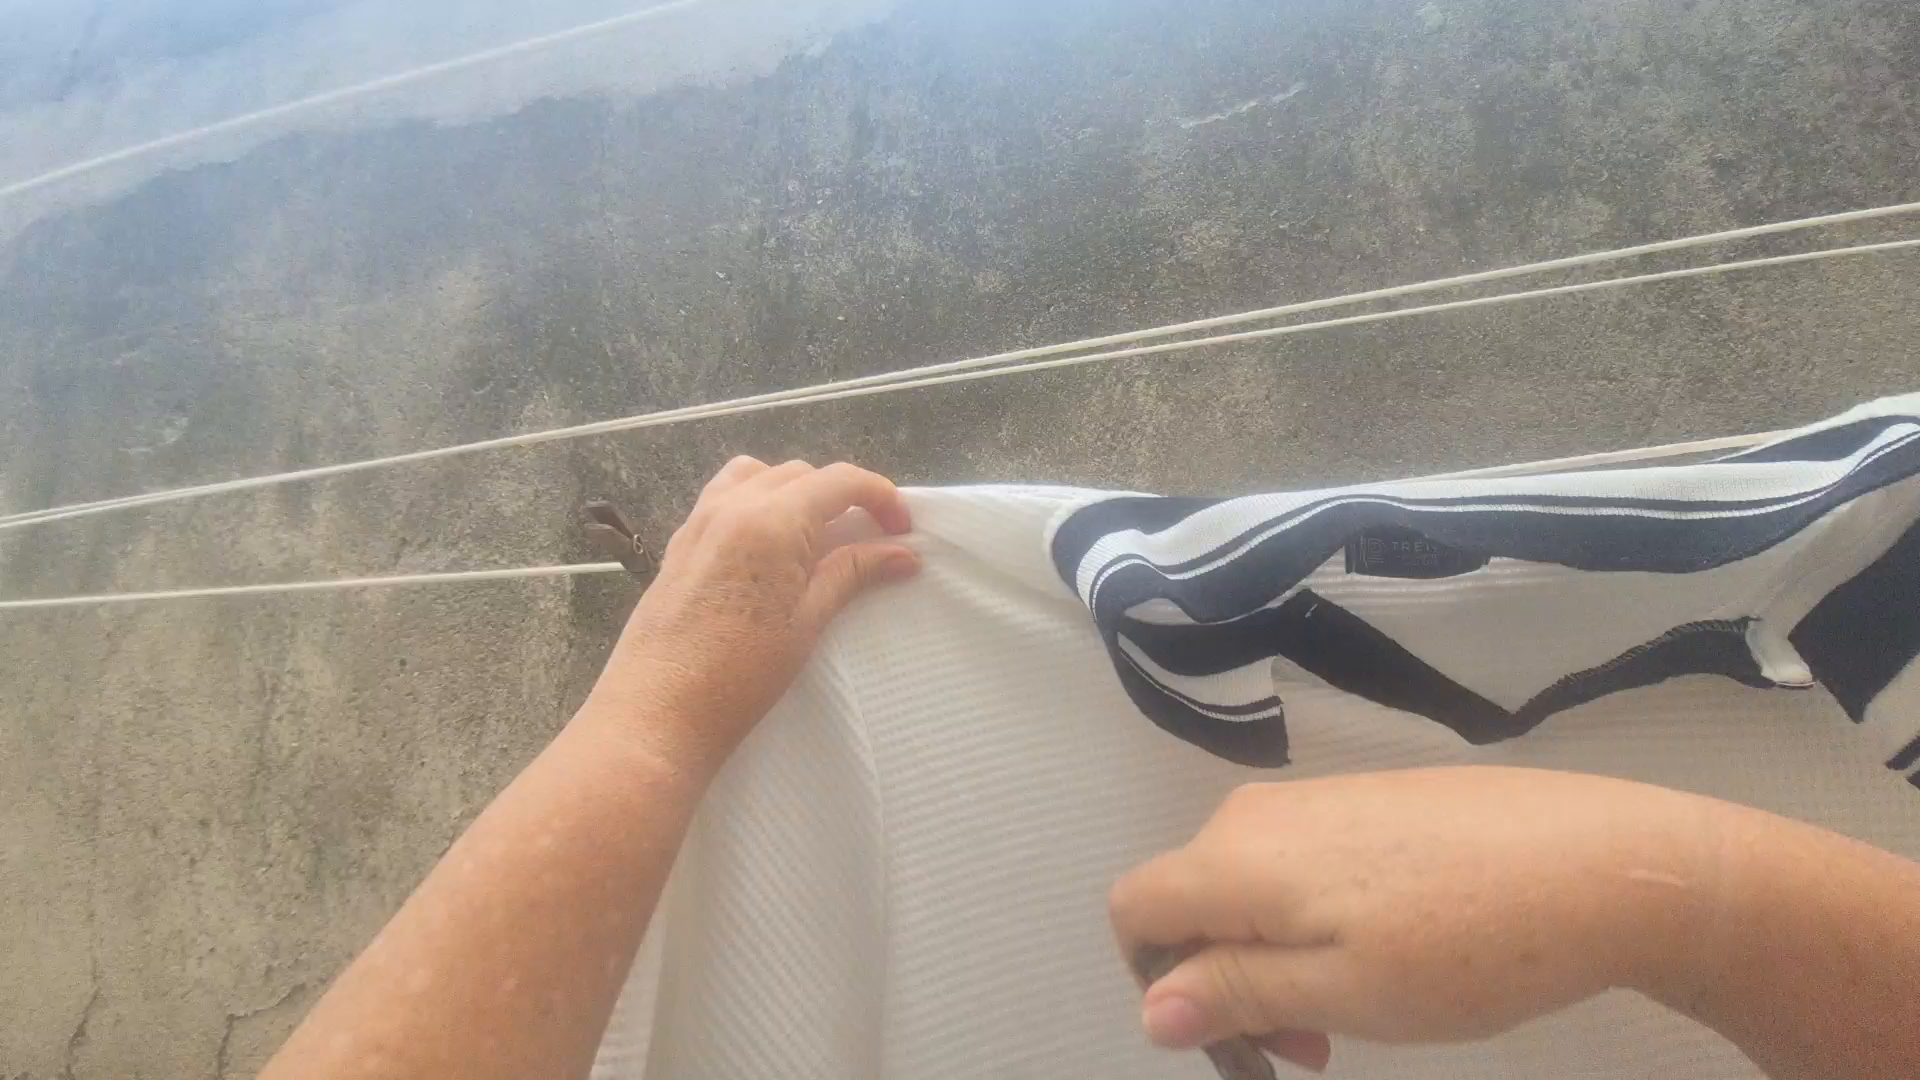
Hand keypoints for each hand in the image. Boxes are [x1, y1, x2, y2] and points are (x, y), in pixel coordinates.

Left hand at [584, 457, 918, 776]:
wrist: (657, 713)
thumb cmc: (741, 673)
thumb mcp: (808, 620)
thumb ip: (853, 573)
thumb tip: (905, 553)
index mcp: (772, 520)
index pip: (840, 481)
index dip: (881, 496)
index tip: (903, 529)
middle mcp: (734, 504)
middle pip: (804, 474)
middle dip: (845, 495)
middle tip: (870, 536)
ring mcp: (701, 519)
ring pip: (761, 474)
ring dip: (799, 490)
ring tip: (816, 531)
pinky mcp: (681, 540)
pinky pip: (726, 493)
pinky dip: (760, 498)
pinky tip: (769, 542)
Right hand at [1108, 767, 1724, 1071]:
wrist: (1586, 856)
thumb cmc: (1459, 942)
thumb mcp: (1342, 991)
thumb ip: (1233, 994)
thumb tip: (1150, 1014)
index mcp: (1230, 859)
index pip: (1132, 908)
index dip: (1156, 979)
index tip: (1233, 1033)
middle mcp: (1244, 816)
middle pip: (1185, 902)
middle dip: (1222, 980)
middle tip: (1312, 1044)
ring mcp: (1294, 802)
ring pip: (1235, 887)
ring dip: (1264, 956)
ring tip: (1353, 1005)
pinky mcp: (1338, 800)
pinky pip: (1278, 863)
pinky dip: (1296, 919)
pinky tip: (1378, 949)